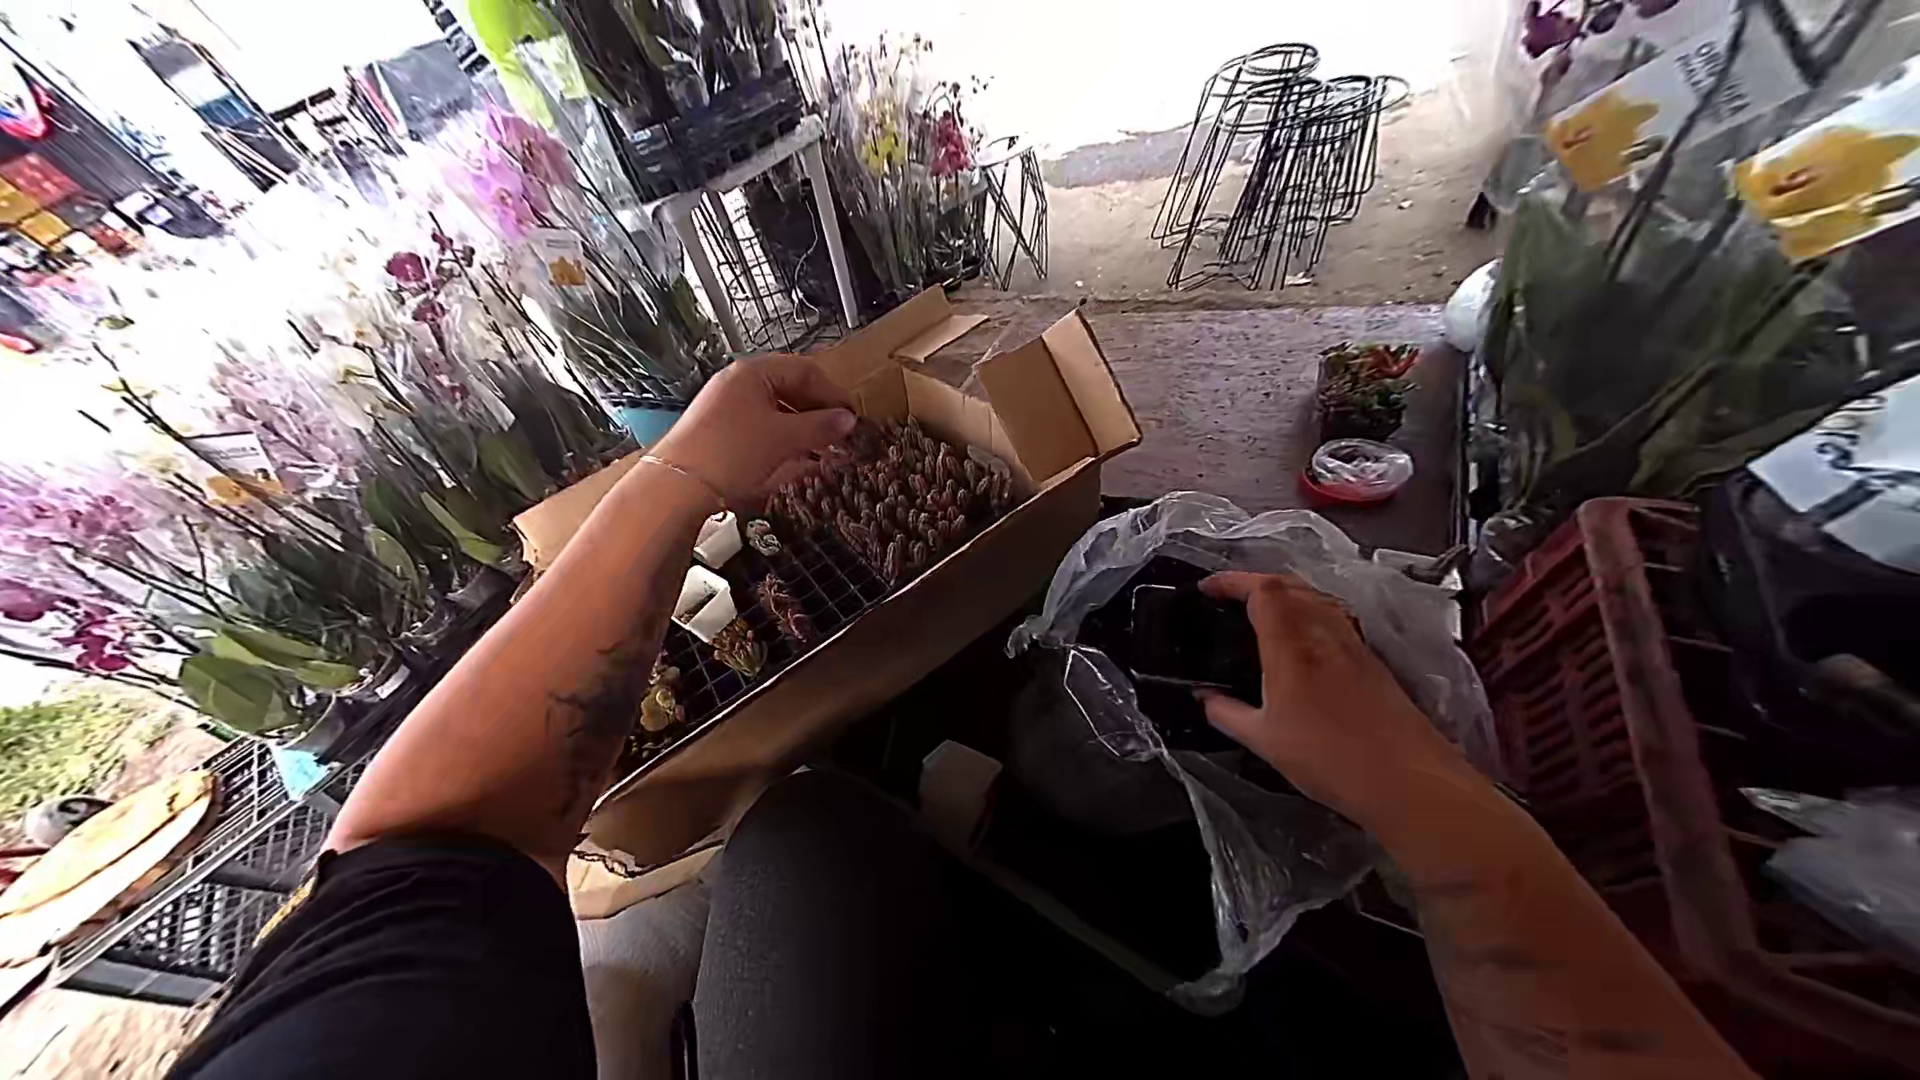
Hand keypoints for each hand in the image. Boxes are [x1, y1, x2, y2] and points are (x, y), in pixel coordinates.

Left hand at [647, 354, 856, 507]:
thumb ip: (821, 426)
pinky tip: (802, 462)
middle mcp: (741, 386)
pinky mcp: (725, 437)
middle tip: (842, 436)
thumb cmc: (731, 451)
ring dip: (806, 432)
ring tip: (827, 452)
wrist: (678, 486)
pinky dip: (787, 444)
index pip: (806, 371)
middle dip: (820, 414)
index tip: (853, 417)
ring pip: (780, 414)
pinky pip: (766, 433)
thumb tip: (848, 420)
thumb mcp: (784, 437)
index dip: (833, 393)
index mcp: (754, 373)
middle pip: (793, 392)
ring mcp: (731, 411)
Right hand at [1196, 572, 1476, 828]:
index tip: (1207, 589)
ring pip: (1316, 597)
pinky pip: (1334, 618)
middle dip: (1254, 582)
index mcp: (1292, 646)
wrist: (1411, 783)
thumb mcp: (1263, 740)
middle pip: (1290, 584)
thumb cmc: (1330, 758)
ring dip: (1284, 594)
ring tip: (1261, 612)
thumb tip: (1205, 698)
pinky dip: (1308, 613)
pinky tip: (1300, 640)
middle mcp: (1324, 634)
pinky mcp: (1372, 660)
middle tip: (1230, 597)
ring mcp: (1353, 644)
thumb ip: (1226, 713)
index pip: (1263, 590)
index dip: (1232, 580)